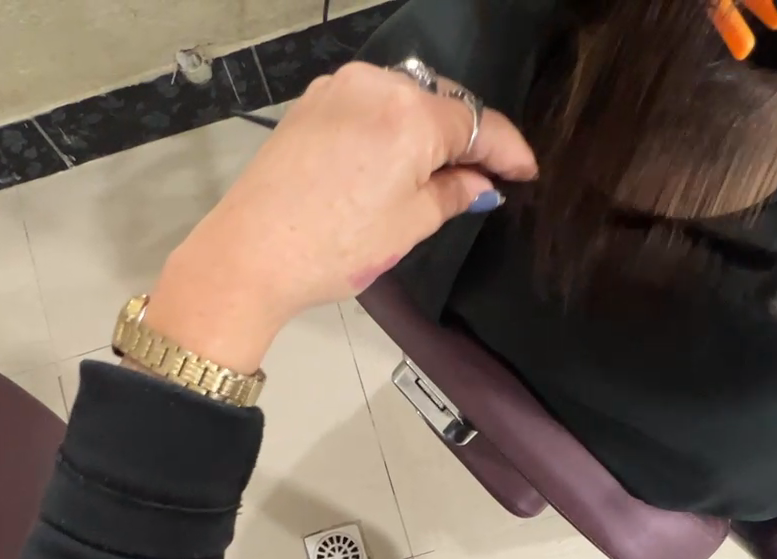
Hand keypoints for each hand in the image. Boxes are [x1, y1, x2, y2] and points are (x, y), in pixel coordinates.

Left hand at [144, 62, 538, 373]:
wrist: (251, 253)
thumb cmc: (332, 248)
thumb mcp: (407, 228)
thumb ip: (452, 195)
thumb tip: (480, 185)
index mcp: (412, 116)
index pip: (478, 124)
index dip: (507, 151)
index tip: (525, 172)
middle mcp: (377, 86)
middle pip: (441, 105)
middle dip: (464, 140)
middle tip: (479, 179)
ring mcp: (339, 90)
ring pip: (404, 101)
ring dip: (425, 133)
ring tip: (431, 177)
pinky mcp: (312, 104)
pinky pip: (368, 106)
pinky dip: (389, 129)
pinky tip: (389, 163)